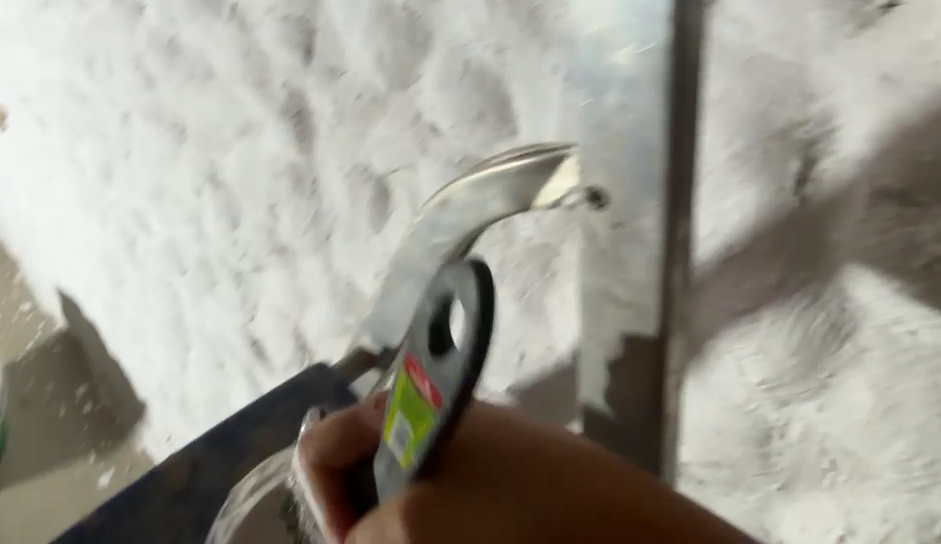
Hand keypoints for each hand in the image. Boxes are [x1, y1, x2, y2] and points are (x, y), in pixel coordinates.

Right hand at [298, 397, 757, 543]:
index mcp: (397, 409)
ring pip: (409, 500)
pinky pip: (449, 508)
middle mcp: (427, 418)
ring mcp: (471, 447)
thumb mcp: (414, 528)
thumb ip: (362, 539)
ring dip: (411, 533)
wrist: (621, 527)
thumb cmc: (505, 516)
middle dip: (369, 528)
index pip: (319, 446)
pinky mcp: (507, 477)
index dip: (323, 508)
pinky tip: (476, 541)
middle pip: (362, 477)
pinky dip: (444, 532)